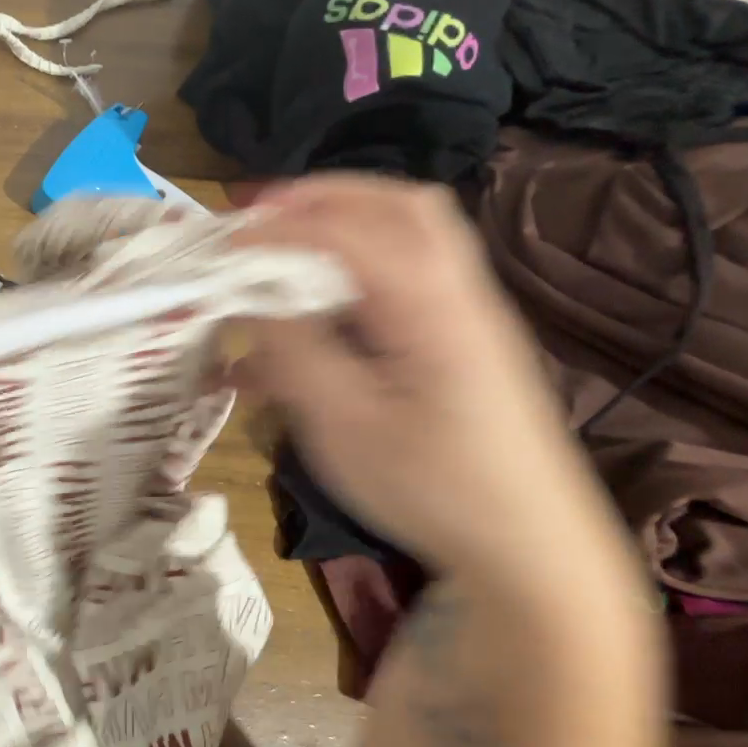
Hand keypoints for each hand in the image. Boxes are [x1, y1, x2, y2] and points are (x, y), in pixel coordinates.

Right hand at [231, 175, 628, 582]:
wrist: (527, 548)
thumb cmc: (430, 487)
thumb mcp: (342, 422)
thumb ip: (293, 349)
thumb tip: (249, 298)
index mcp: (430, 309)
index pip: (350, 233)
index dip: (280, 227)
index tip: (220, 240)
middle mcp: (456, 296)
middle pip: (401, 207)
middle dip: (324, 198)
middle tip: (260, 213)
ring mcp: (462, 319)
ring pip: (405, 241)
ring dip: (336, 231)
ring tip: (274, 248)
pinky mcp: (455, 347)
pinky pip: (398, 288)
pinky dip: (345, 280)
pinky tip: (294, 326)